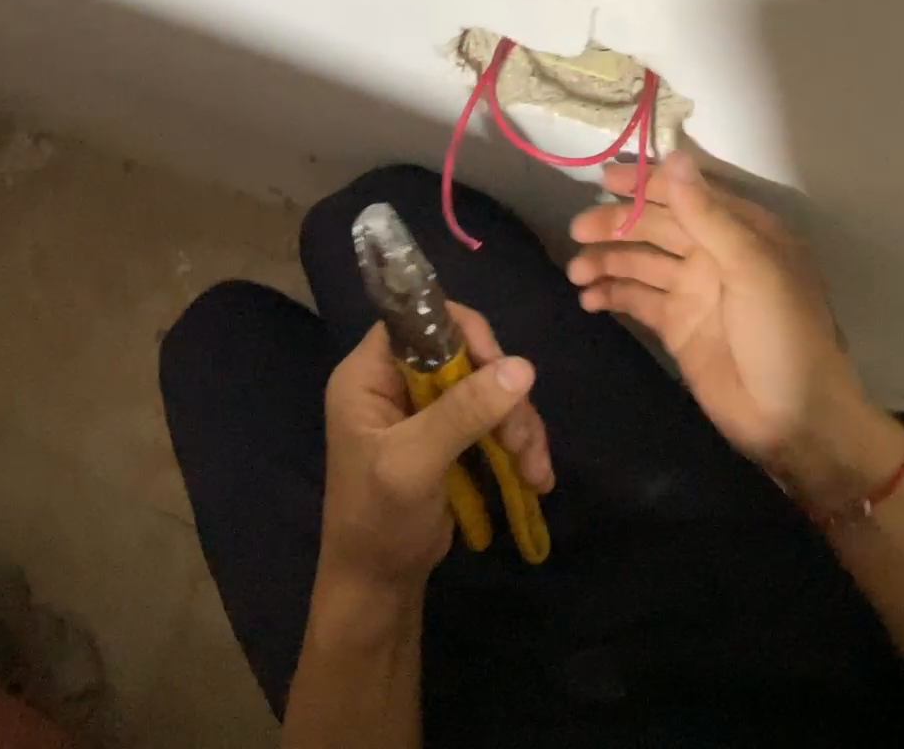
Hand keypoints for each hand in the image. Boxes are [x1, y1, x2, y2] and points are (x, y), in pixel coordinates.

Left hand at [319, 303, 552, 586]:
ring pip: (489, 386)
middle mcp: (397, 381)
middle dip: (503, 395)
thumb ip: (462, 413)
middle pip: (466, 354)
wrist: (378, 582)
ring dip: (518, 425)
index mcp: (369, 374)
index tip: (498, 365)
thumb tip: (523, 367)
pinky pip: (495, 417)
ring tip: (532, 470)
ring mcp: (427, 407)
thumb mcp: (414, 463)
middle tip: (520, 439)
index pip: (419, 321)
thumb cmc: (378, 519)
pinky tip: (534, 476)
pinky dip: (518, 443)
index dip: (464, 333)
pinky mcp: (451, 433)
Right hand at [567, 151, 903, 507]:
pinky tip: (588, 299)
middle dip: (616, 224)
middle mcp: (714, 253)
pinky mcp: (675, 325)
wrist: (791, 418)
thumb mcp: (751, 268)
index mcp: (742, 231)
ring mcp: (692, 290)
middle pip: (655, 226)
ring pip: (639, 261)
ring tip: (576, 271)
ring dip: (606, 260)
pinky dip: (610, 295)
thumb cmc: (783, 334)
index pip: (687, 194)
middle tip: (577, 229)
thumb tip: (674, 158)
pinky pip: (635, 299)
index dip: (646, 183)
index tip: (604, 179)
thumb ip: (707, 215)